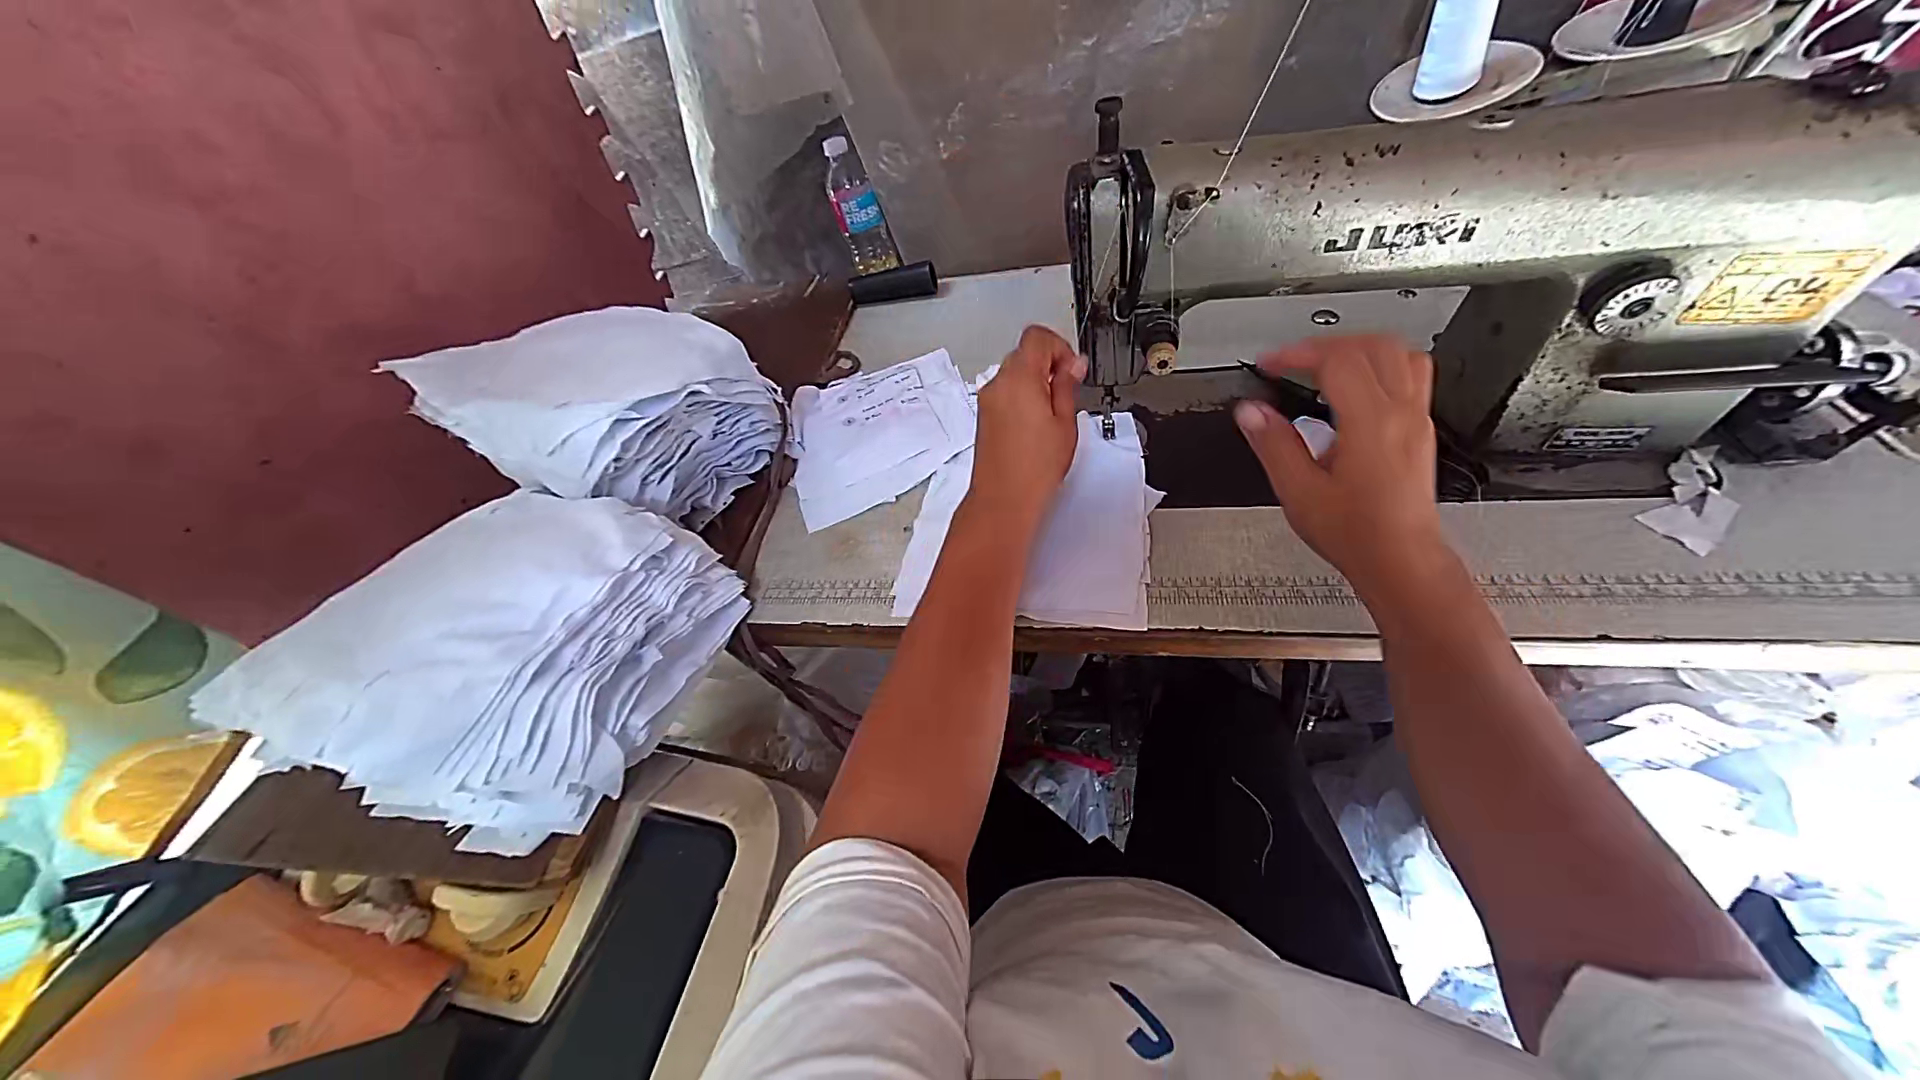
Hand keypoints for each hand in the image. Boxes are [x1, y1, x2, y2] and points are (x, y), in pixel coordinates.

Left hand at [967, 325, 1084, 530]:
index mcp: (1019, 379)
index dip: (1060, 347)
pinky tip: (1037, 423)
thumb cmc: (1033, 469)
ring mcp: (988, 400)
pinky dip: (1021, 396)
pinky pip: (1005, 393)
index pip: (1037, 337)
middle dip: (1049, 364)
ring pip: (1014, 373)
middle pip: (1025, 353)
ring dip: (1035, 381)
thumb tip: (1072, 366)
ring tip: (1053, 412)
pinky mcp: (984, 416)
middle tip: (1067, 389)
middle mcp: (998, 385)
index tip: (1072, 368)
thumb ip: (1067, 386)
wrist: (1003, 498)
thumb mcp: (1065, 422)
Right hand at [1234, 335, 1453, 596]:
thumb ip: (1273, 444)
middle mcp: (1401, 415)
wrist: (1399, 559)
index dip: (1297, 353)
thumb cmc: (1357, 533)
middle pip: (1373, 345)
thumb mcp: (1299, 491)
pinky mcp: (1420, 432)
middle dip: (1327, 343)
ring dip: (1359, 348)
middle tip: (1293, 358)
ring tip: (1325, 362)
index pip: (1337, 360)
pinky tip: (1356, 388)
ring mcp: (1416, 421)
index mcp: (1370, 423)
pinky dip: (1380, 367)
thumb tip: (1251, 412)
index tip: (1271, 363)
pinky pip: (1411, 377)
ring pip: (1400, 354)